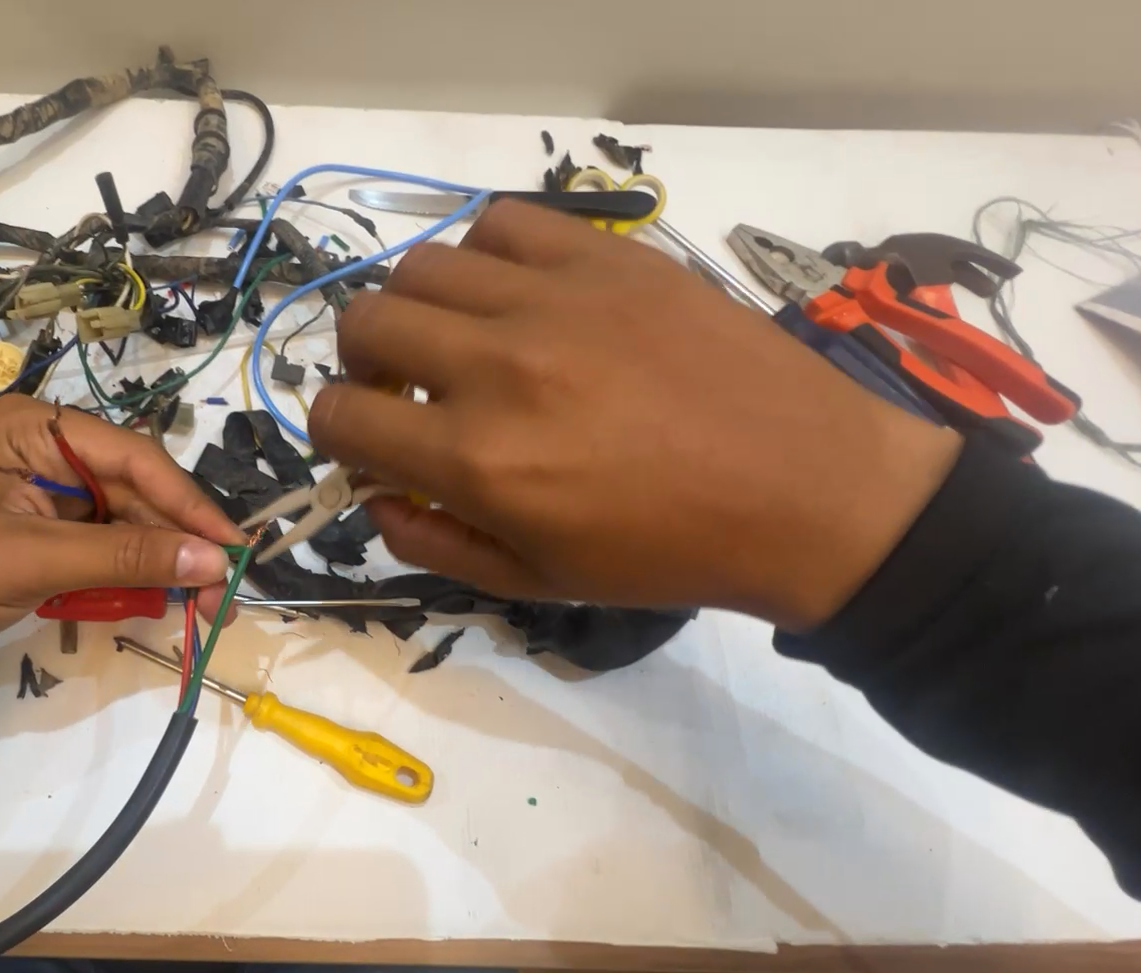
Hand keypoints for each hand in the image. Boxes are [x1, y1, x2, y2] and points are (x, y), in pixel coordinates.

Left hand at [0, 396, 244, 653]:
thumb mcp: (31, 561)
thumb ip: (124, 557)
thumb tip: (214, 560)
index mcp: (36, 428)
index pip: (134, 459)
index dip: (189, 505)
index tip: (232, 549)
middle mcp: (51, 448)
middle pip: (139, 492)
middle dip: (180, 543)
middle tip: (221, 594)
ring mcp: (52, 490)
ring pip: (130, 523)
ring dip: (163, 564)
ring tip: (201, 607)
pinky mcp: (52, 529)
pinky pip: (109, 547)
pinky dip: (133, 576)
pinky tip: (161, 600)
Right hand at [308, 201, 962, 631]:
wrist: (806, 492)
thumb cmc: (659, 552)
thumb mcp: (530, 581)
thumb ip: (427, 542)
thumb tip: (372, 493)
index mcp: (475, 461)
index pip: (337, 416)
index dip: (334, 432)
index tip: (370, 442)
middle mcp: (496, 368)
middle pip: (362, 323)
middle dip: (360, 364)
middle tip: (403, 389)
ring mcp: (553, 301)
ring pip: (418, 267)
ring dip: (415, 311)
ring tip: (458, 341)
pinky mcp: (606, 258)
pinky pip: (499, 224)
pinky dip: (480, 259)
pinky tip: (510, 297)